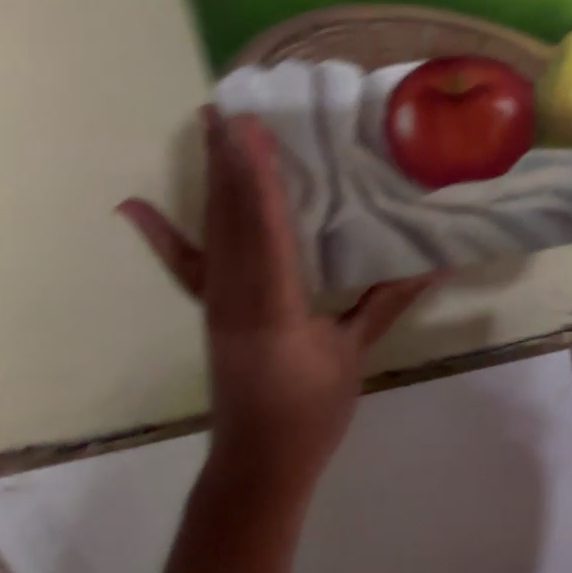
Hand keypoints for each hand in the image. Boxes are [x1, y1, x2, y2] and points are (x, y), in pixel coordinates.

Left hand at [118, 106, 441, 496]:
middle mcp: (236, 296)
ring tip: (207, 128)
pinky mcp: (211, 308)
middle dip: (228, 161)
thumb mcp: (353, 355)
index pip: (268, 231)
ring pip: (211, 229)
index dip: (261, 179)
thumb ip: (387, 301)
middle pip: (230, 218)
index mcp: (275, 307)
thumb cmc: (311, 412)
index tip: (254, 131)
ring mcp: (217, 301)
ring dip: (210, 177)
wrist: (258, 465)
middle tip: (226, 107)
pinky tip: (133, 206)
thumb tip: (439, 262)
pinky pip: (184, 264)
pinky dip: (160, 233)